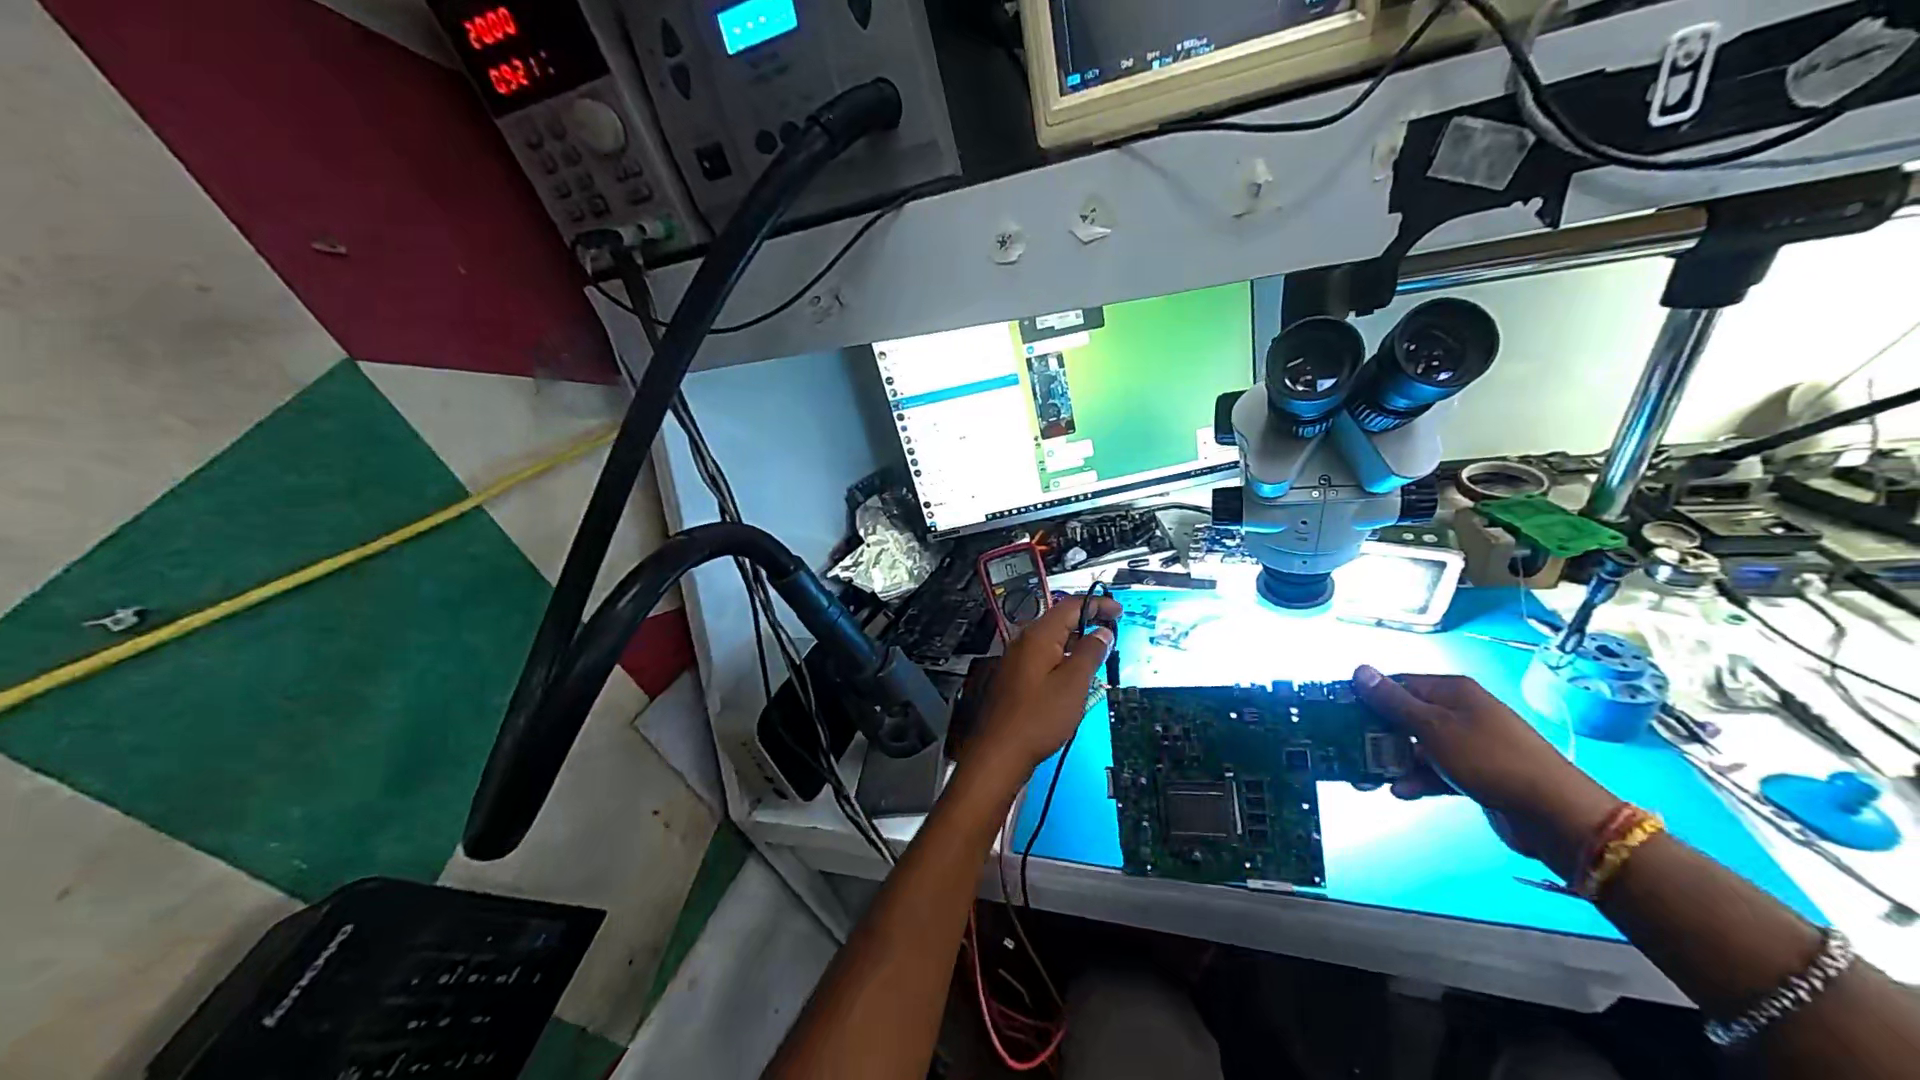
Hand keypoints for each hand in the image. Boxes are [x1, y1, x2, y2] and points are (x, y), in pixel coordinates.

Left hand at [968, 594, 1119, 783]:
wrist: (1000, 751)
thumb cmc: (1036, 719)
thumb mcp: (1074, 684)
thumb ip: (1091, 653)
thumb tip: (1102, 633)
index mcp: (1038, 637)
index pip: (1071, 605)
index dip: (1097, 604)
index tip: (1117, 611)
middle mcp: (1024, 642)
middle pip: (1060, 620)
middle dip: (1088, 623)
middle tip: (1111, 635)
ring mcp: (1017, 659)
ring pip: (1053, 640)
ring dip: (1077, 644)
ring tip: (1098, 658)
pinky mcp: (1016, 677)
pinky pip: (1044, 657)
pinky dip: (1064, 659)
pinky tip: (1075, 677)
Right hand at [1353, 666, 1620, 879]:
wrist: (1554, 815)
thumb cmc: (1490, 760)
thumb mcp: (1433, 728)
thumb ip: (1393, 701)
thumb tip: (1360, 670)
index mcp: (1452, 692)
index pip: (1397, 684)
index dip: (1368, 697)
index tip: (1339, 714)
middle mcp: (1459, 712)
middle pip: (1404, 717)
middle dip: (1377, 735)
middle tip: (1349, 752)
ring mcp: (1468, 744)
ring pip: (1416, 747)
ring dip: (1394, 762)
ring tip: (1369, 779)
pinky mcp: (1475, 773)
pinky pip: (1435, 770)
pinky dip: (1418, 779)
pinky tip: (1402, 791)